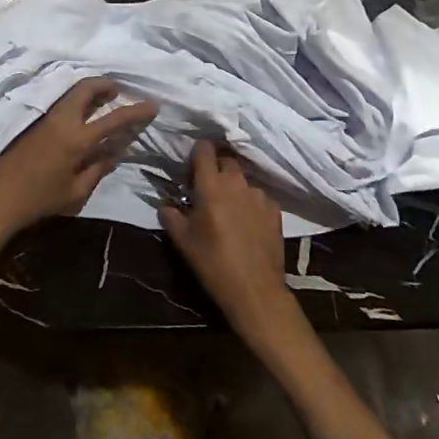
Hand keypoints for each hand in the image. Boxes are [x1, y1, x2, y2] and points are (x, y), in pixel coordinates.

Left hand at [0, 78, 158, 240]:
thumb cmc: (38, 200)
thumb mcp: (76, 191)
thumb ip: (99, 168)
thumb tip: (117, 151)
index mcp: (76, 138)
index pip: (113, 118)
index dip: (136, 111)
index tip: (153, 104)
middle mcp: (60, 120)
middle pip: (86, 88)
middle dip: (106, 85)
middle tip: (118, 92)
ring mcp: (43, 118)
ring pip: (70, 92)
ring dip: (89, 91)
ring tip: (102, 101)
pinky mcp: (31, 122)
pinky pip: (59, 101)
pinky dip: (75, 101)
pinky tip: (80, 115)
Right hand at [159, 141, 293, 333]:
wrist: (254, 288)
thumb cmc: (212, 263)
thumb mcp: (183, 241)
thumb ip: (171, 215)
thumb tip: (164, 203)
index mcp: (211, 185)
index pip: (204, 149)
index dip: (197, 153)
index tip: (192, 168)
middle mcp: (237, 182)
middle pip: (226, 160)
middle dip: (216, 169)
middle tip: (207, 190)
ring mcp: (259, 194)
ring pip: (243, 180)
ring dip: (233, 188)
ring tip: (228, 210)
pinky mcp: (275, 208)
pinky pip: (258, 196)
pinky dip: (250, 203)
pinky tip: (246, 223)